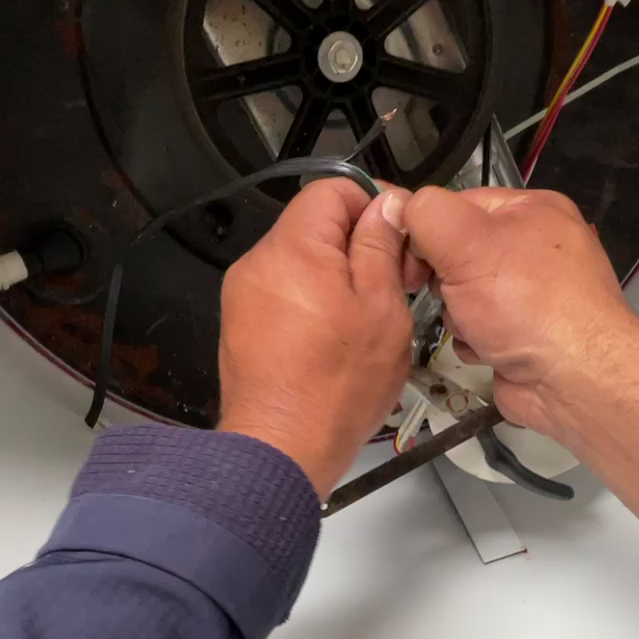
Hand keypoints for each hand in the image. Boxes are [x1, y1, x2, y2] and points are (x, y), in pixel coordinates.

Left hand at [218, 179, 413, 498]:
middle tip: (391, 286)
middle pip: (314, 225)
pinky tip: (332, 340)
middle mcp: (258, 263)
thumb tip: (386, 205)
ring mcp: (243, 295)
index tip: (398, 237)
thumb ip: (381, 248)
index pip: (332, 189)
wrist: (281, 449)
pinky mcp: (240, 324)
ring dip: (335, 278)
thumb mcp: (381, 311)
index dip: (371, 204)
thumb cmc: (336, 389)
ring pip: (299, 261)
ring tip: (362, 321)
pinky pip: (282, 293)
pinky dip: (310, 303)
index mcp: (294, 249)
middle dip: (356, 246)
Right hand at [401, 186, 638, 441]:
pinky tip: (488, 350)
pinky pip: (476, 330)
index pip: (456, 206)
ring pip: (462, 296)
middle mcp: (533, 248)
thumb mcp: (465, 243)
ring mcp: (530, 296)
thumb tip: (395, 204)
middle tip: (450, 295)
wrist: (574, 379)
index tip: (406, 259)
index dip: (424, 230)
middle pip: (456, 254)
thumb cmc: (524, 302)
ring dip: (458, 317)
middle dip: (444, 280)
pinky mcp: (522, 336)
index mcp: (530, 210)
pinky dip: (475, 343)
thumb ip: (426, 215)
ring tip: (477, 328)